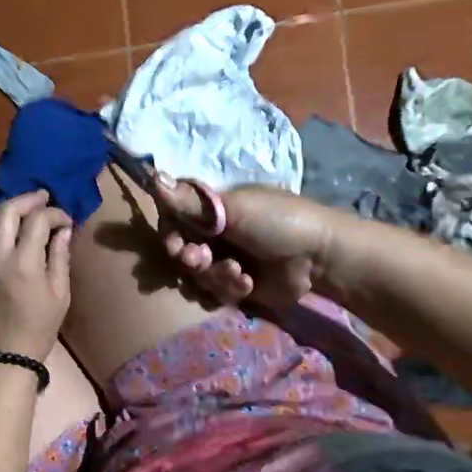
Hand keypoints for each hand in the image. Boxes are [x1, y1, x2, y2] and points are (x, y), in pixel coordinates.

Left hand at [0, 191, 72, 357]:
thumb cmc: (40, 328)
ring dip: (4, 207)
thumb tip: (63, 231)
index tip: (67, 220)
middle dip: (27, 200)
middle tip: (44, 198)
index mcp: (24, 263)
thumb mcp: (60, 295)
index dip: (54, 213)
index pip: (38, 220)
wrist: (6, 354)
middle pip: (7, 211)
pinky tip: (3, 227)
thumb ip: (59, 258)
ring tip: (22, 207)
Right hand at [153, 178, 344, 306]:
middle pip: (181, 251)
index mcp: (213, 209)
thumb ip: (191, 202)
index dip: (170, 233)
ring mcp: (225, 260)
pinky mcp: (237, 286)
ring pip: (197, 276)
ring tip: (239, 273)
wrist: (317, 257)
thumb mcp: (234, 209)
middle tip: (201, 259)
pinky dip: (229, 290)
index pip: (175, 218)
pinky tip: (248, 284)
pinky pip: (215, 293)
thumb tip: (154, 177)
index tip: (175, 243)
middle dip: (191, 259)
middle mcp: (215, 234)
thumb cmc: (278, 221)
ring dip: (214, 276)